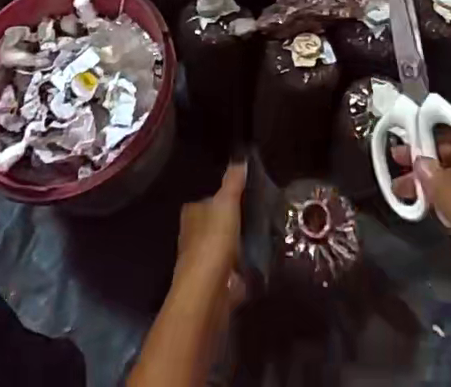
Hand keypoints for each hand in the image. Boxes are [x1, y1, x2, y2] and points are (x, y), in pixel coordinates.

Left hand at [174, 159, 248, 323]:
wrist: (208, 292)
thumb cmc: (213, 241)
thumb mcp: (226, 203)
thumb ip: (233, 182)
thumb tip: (240, 158)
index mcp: (191, 216)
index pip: (202, 201)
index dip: (215, 197)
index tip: (236, 192)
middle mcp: (192, 239)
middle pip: (211, 225)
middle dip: (226, 222)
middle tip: (252, 211)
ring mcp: (203, 263)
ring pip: (221, 248)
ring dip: (234, 245)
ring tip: (259, 234)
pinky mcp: (216, 284)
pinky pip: (231, 271)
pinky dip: (241, 268)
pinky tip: (257, 262)